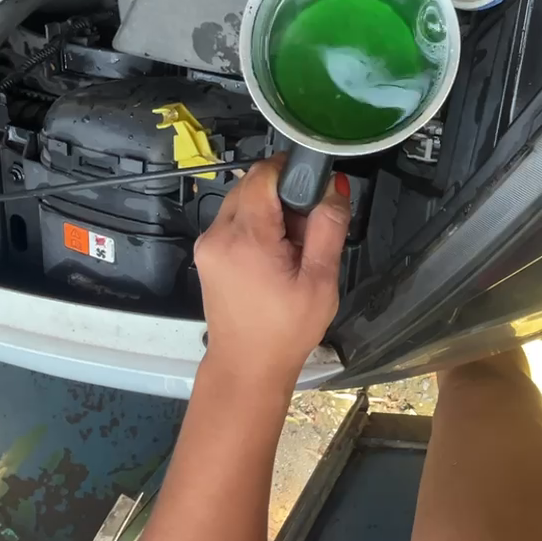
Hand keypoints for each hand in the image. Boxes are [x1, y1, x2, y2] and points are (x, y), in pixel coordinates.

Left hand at [192, 156, 350, 383]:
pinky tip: (275, 254)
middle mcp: (218, 233)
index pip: (264, 174)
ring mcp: (207, 243)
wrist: (247, 368)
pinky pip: (234, 220)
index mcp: (246, 237)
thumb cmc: (287, 329)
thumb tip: (335, 184)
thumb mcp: (320, 280)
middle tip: (309, 227)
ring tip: (293, 246)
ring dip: (270, 210)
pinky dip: (257, 225)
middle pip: (252, 185)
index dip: (293, 172)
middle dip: (284, 195)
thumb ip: (328, 226)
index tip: (316, 189)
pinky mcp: (207, 253)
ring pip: (242, 200)